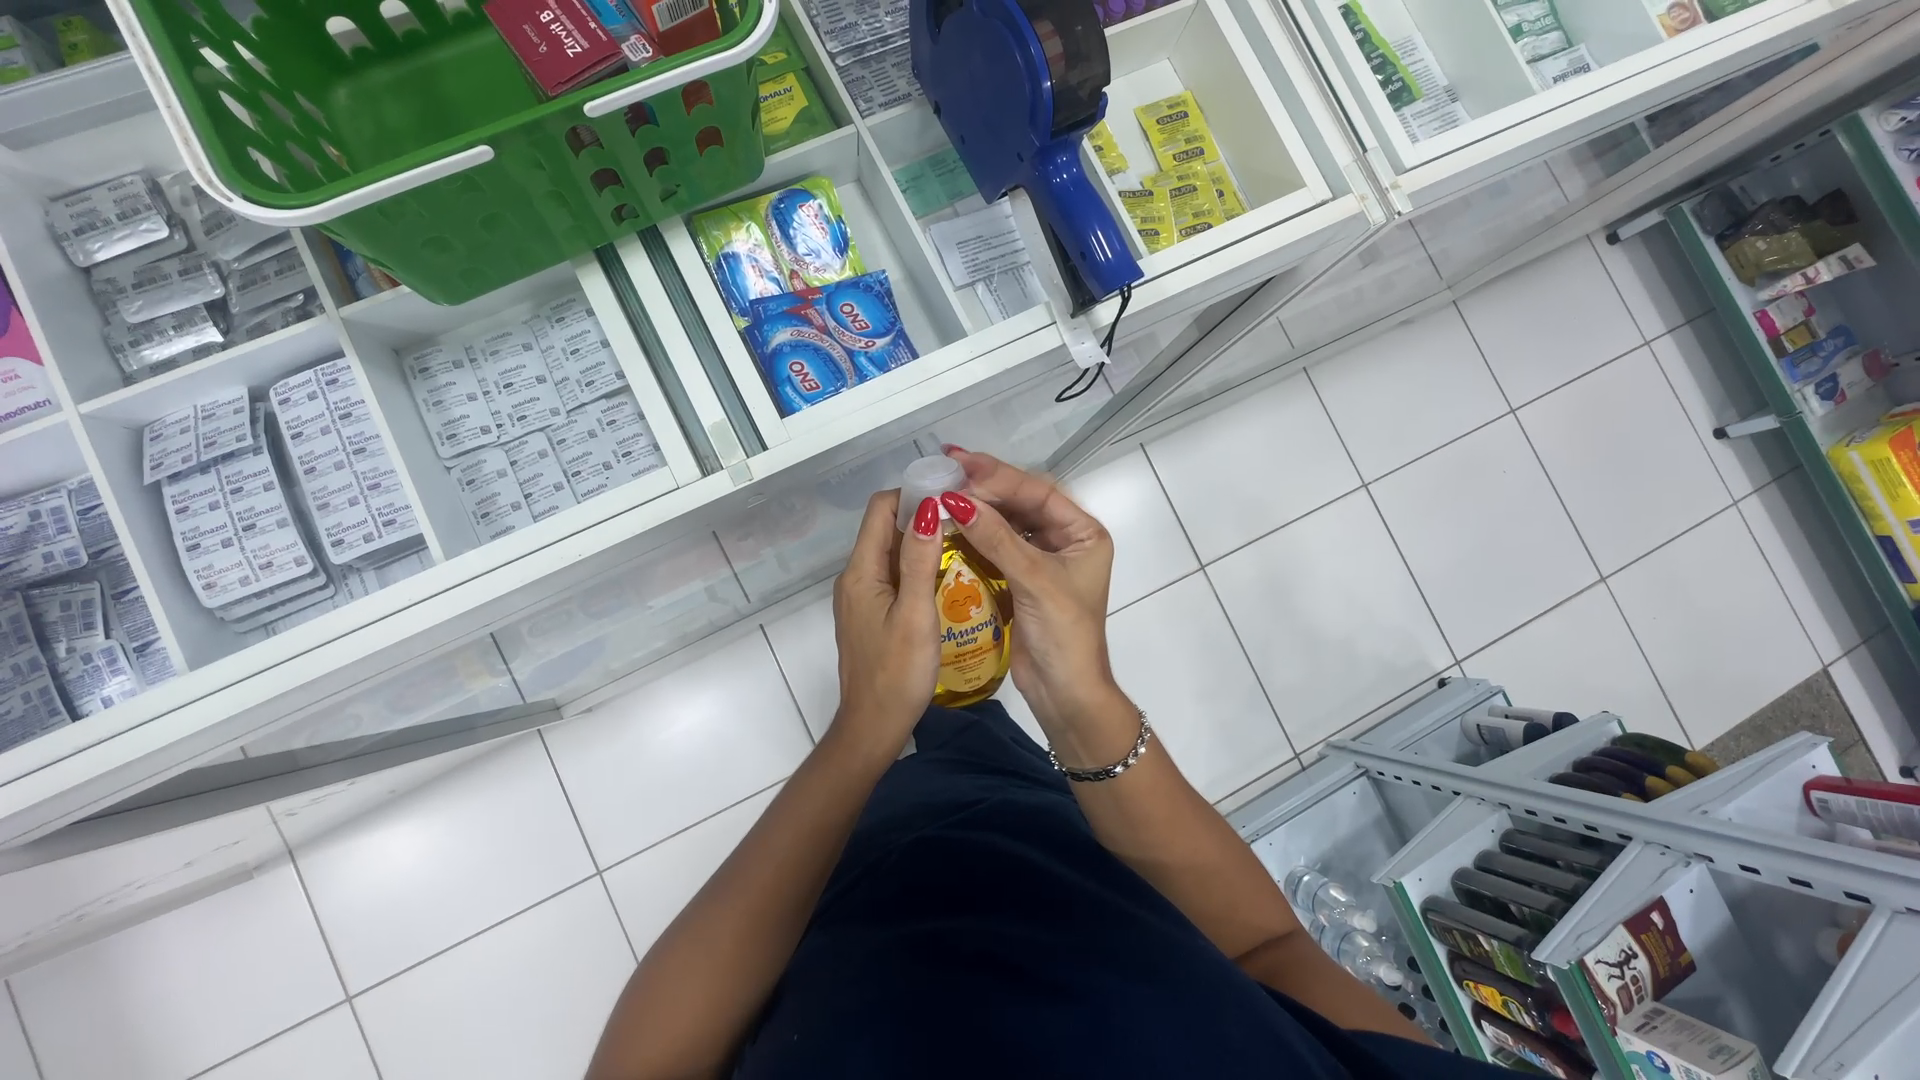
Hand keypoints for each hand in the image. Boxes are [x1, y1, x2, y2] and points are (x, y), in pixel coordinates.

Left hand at [829, 489, 943, 755]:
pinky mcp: (871, 615)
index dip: (913, 495)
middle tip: (966, 519)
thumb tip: (929, 506)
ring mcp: (862, 598)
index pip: (880, 508)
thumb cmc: (898, 673)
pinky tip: (947, 578)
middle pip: (885, 528)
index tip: (952, 497)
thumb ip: (921, 560)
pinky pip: (893, 577)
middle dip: (922, 516)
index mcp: (861, 572)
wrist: (873, 726)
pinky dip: (917, 568)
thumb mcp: (916, 614)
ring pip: (891, 553)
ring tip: (964, 543)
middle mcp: (855, 578)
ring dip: (922, 543)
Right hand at [939, 450, 1132, 762]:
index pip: (1038, 492)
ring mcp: (1041, 559)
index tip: (961, 468)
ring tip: (941, 489)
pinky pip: (995, 546)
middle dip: (985, 486)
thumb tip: (955, 499)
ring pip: (1006, 522)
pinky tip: (949, 523)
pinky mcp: (1020, 579)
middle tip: (945, 468)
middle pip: (1021, 502)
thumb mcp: (1033, 580)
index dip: (1000, 477)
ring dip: (976, 508)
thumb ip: (996, 537)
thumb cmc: (1063, 635)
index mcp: (1083, 533)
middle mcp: (1064, 540)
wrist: (1064, 694)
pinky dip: (973, 535)